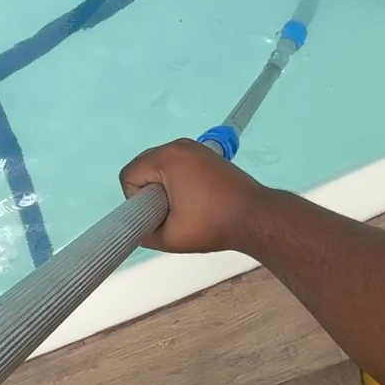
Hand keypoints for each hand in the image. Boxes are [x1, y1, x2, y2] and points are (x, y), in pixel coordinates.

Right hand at [119, 139, 271, 253]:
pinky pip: (177, 163)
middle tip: (168, 212)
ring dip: (163, 185)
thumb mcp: (169, 238)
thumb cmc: (213, 225)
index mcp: (167, 159)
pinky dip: (178, 179)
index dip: (136, 200)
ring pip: (160, 164)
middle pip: (143, 165)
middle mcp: (179, 145)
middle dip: (148, 190)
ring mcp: (195, 147)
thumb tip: (140, 227)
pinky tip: (194, 198)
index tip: (156, 214)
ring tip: (183, 207)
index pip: (129, 175)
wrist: (255, 217)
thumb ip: (143, 233)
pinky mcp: (207, 154)